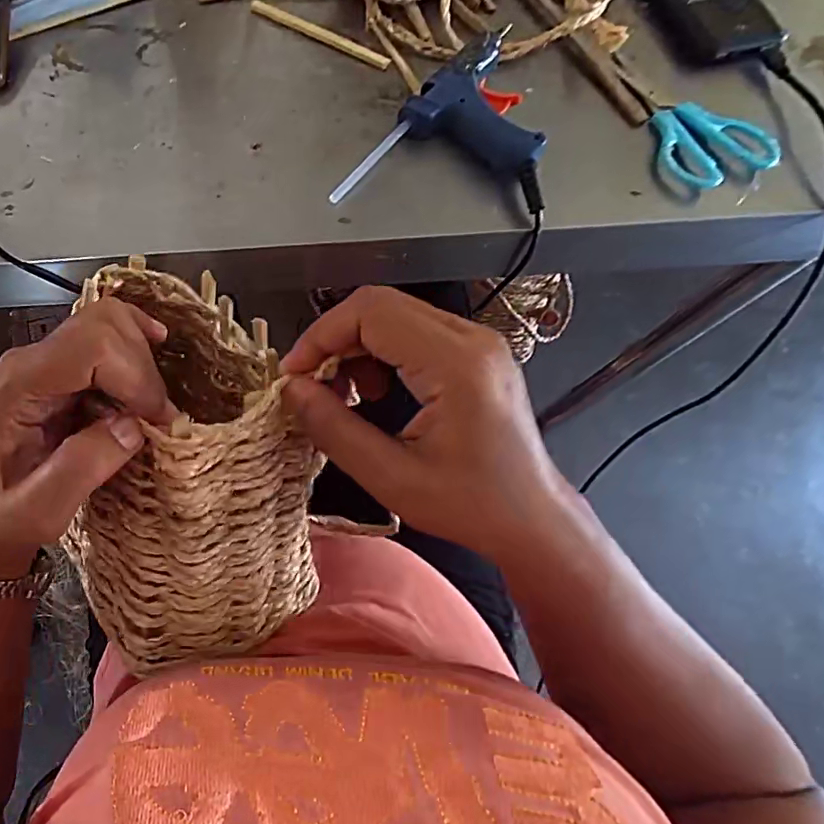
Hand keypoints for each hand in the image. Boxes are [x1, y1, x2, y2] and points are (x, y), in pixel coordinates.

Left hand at [0, 298, 176, 578]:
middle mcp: (27, 362)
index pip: (91, 345)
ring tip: (149, 408)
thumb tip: (133, 426)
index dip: (136, 375)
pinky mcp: (62, 365)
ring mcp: (43, 359)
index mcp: (16, 388)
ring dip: (143, 361)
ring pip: (109, 323)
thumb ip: (82, 467)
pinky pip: (107, 335)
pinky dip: (137, 350)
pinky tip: (151, 370)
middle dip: (143, 368)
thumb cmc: (12, 517)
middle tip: (158, 418)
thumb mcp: (43, 511)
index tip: (157, 420)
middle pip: (103, 324)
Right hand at [281, 286, 578, 563]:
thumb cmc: (471, 505)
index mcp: (456, 364)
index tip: (294, 374)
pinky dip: (380, 354)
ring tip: (344, 394)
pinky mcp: (475, 354)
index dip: (321, 336)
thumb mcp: (391, 477)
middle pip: (380, 305)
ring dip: (355, 347)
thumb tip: (294, 392)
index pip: (371, 313)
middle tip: (311, 384)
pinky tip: (373, 391)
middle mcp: (472, 340)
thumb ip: (334, 429)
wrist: (530, 518)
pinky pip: (413, 333)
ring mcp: (477, 343)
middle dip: (333, 340)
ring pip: (394, 316)